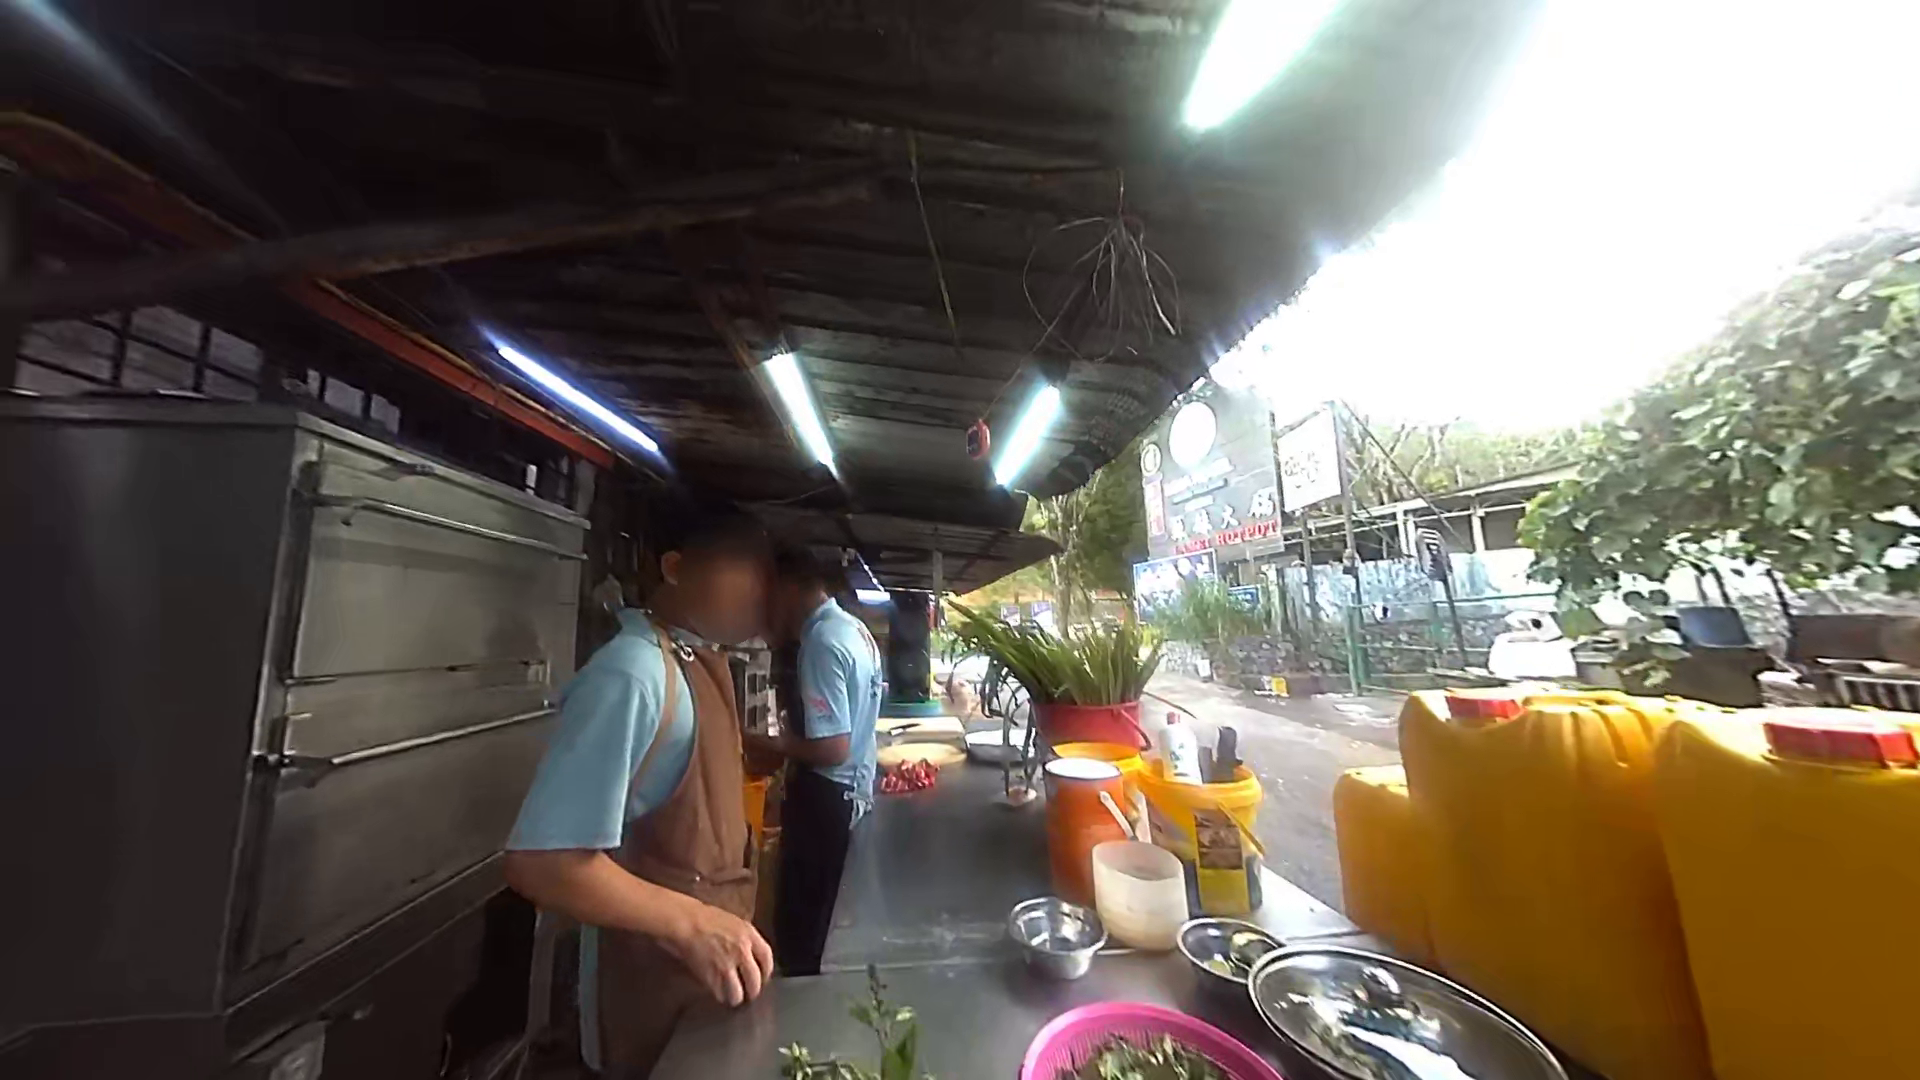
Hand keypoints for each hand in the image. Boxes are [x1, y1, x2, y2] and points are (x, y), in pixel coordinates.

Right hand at [660, 899, 774, 1005]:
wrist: (688, 923)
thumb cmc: (710, 919)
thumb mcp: (736, 923)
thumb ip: (746, 939)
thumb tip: (752, 956)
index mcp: (750, 935)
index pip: (767, 957)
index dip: (767, 971)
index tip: (764, 978)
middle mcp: (742, 951)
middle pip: (755, 981)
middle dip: (753, 991)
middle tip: (749, 994)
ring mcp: (726, 966)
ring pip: (737, 994)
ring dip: (735, 997)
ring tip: (733, 996)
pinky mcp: (710, 977)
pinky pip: (720, 995)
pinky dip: (720, 996)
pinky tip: (719, 992)